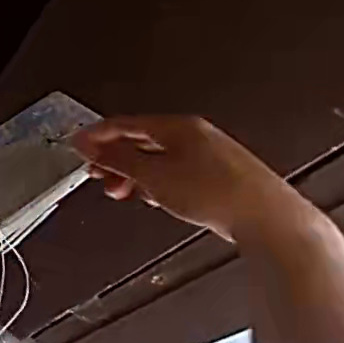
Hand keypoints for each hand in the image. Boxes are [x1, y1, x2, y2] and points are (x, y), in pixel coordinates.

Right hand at [70, 115, 318, 245]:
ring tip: (119, 191)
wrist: (266, 218)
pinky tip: (149, 196)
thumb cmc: (216, 192)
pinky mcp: (214, 174)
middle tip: (94, 174)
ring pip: (155, 158)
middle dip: (113, 159)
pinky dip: (153, 182)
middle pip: (139, 141)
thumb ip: (116, 159)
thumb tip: (90, 146)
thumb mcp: (152, 175)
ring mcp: (206, 154)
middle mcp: (193, 135)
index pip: (124, 123)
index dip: (96, 136)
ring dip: (131, 174)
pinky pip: (172, 171)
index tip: (77, 146)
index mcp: (177, 126)